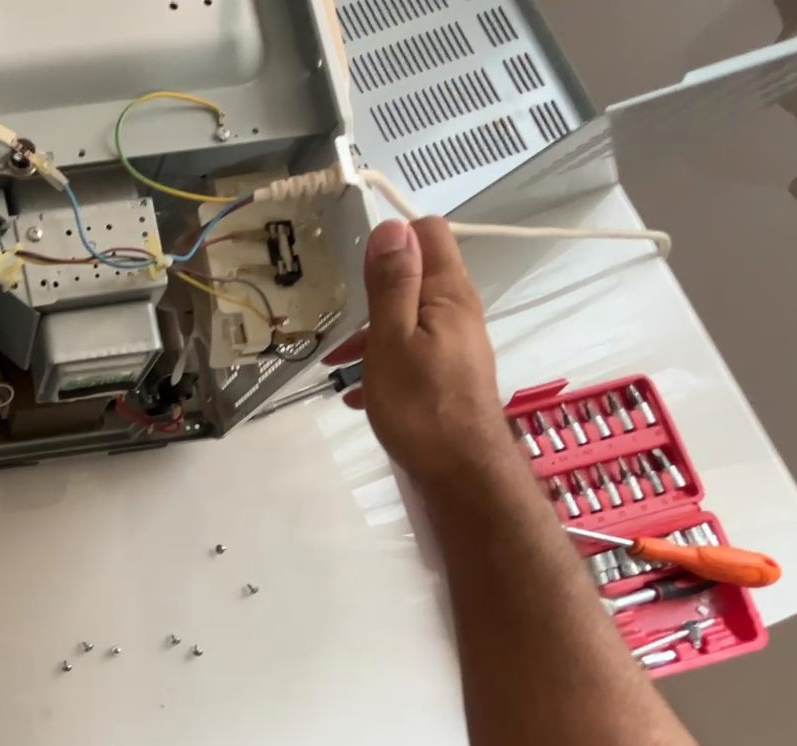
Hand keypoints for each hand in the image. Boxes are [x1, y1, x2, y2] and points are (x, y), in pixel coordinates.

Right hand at [324, 217, 516, 487]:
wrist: (457, 468)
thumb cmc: (419, 404)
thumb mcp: (392, 339)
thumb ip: (392, 284)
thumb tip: (390, 227)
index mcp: (447, 294)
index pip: (428, 234)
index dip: (391, 241)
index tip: (355, 270)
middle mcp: (458, 310)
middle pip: (414, 277)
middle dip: (373, 293)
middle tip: (339, 323)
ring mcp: (455, 342)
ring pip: (407, 318)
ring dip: (371, 333)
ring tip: (338, 365)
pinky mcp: (447, 371)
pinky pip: (410, 350)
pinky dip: (381, 362)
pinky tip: (356, 392)